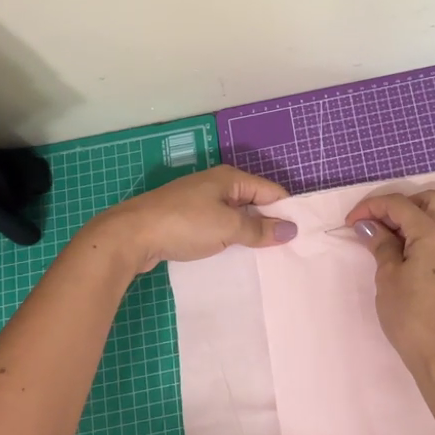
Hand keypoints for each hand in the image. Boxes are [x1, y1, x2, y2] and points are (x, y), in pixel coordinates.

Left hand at [74, 166, 294, 275]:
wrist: (131, 235)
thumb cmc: (184, 225)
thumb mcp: (228, 227)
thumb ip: (260, 229)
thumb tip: (291, 230)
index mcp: (231, 178)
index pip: (271, 191)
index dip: (287, 211)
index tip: (303, 235)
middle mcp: (217, 185)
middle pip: (254, 202)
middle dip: (270, 223)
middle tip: (288, 249)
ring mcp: (200, 202)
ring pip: (236, 216)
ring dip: (249, 232)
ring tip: (267, 255)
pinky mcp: (187, 219)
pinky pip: (219, 226)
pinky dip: (230, 238)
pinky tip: (235, 254)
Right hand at [345, 191, 434, 381]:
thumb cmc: (409, 315)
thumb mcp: (388, 276)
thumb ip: (380, 244)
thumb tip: (368, 225)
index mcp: (432, 232)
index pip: (399, 204)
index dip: (371, 207)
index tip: (349, 222)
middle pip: (425, 199)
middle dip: (396, 205)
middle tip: (372, 223)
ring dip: (412, 214)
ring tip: (388, 233)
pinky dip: (423, 228)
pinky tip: (405, 245)